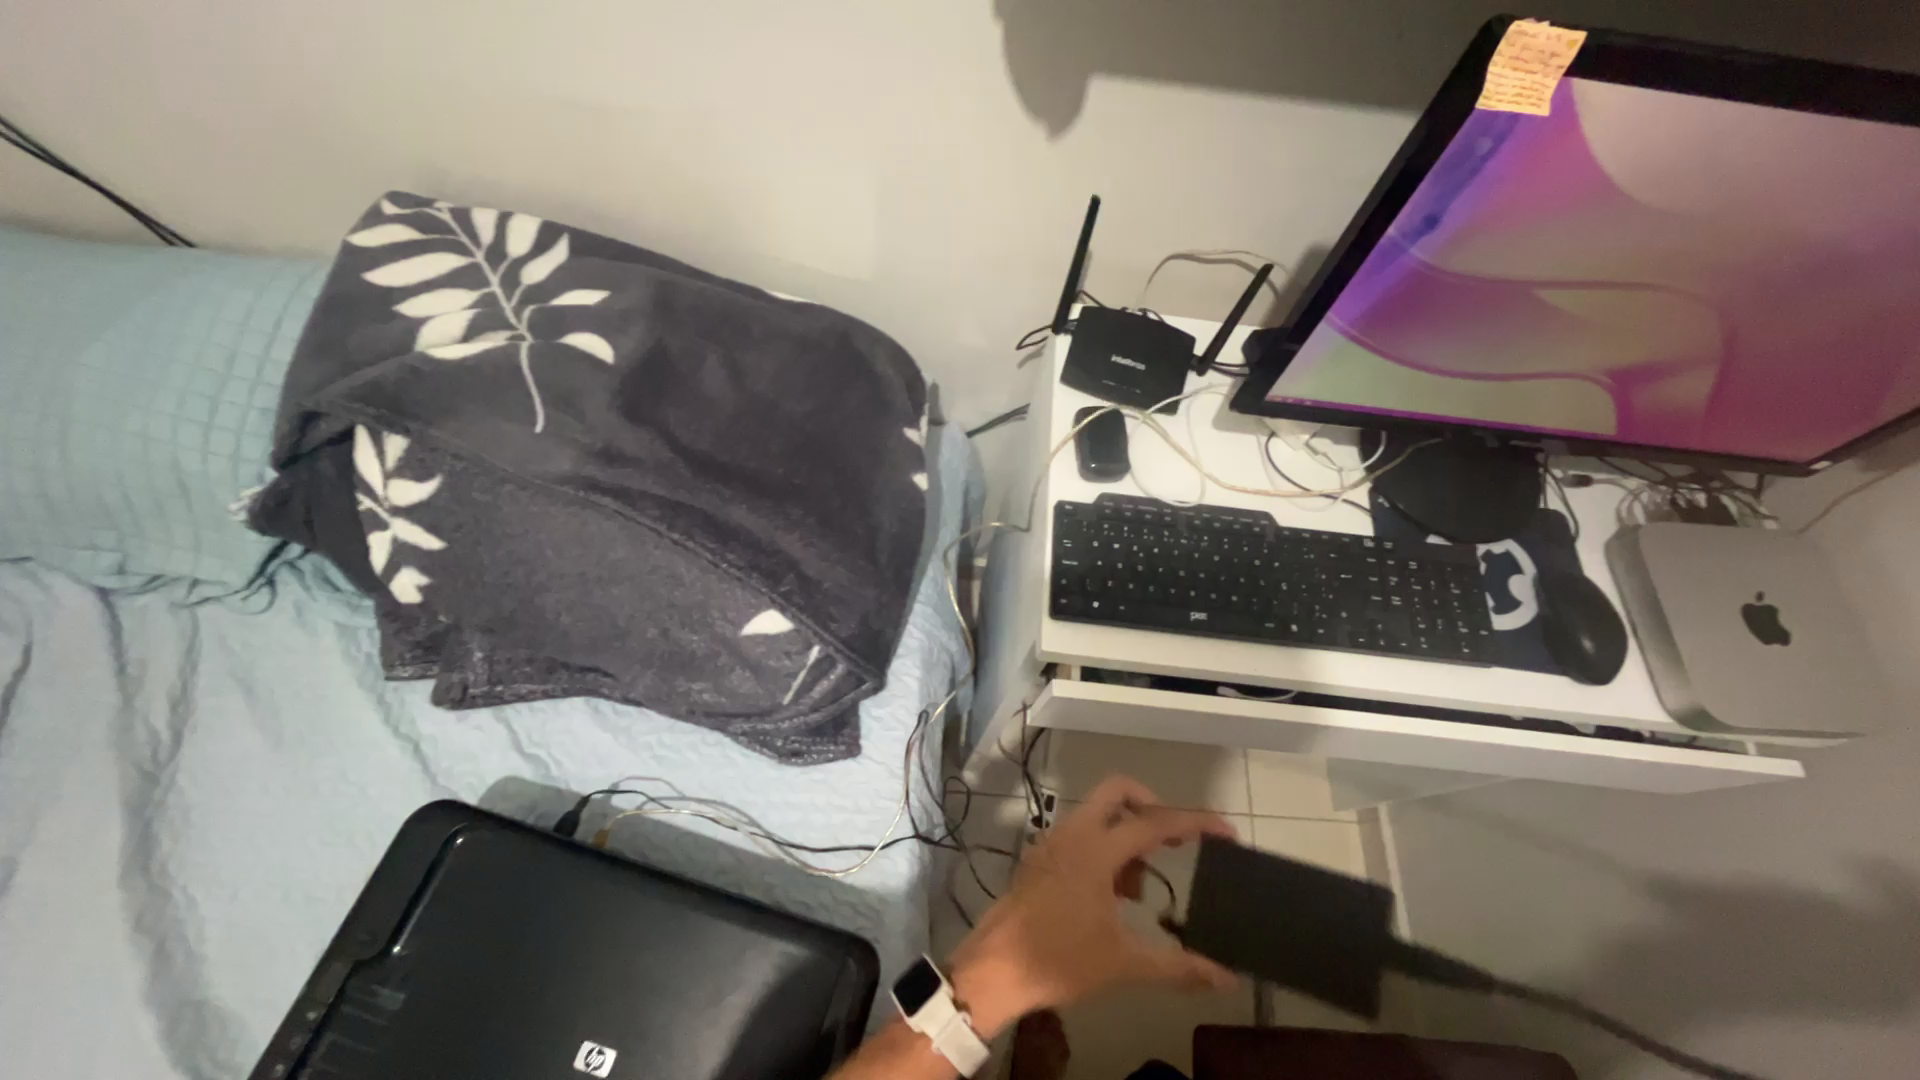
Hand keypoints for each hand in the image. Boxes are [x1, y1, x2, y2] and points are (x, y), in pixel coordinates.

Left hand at [946, 775, 1239, 1036]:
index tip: (1226, 831)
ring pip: (1097, 814)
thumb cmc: (1059, 959)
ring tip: (1139, 888)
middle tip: (1174, 843)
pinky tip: (1111, 896)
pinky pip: (1079, 834)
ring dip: (1125, 835)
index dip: (1195, 823)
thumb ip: (1178, 965)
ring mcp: (1052, 842)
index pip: (1155, 823)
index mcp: (1096, 850)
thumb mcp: (1123, 963)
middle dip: (1151, 806)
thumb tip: (1226, 977)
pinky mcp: (1040, 857)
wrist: (995, 969)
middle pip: (1117, 791)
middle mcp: (1073, 833)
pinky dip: (1103, 848)